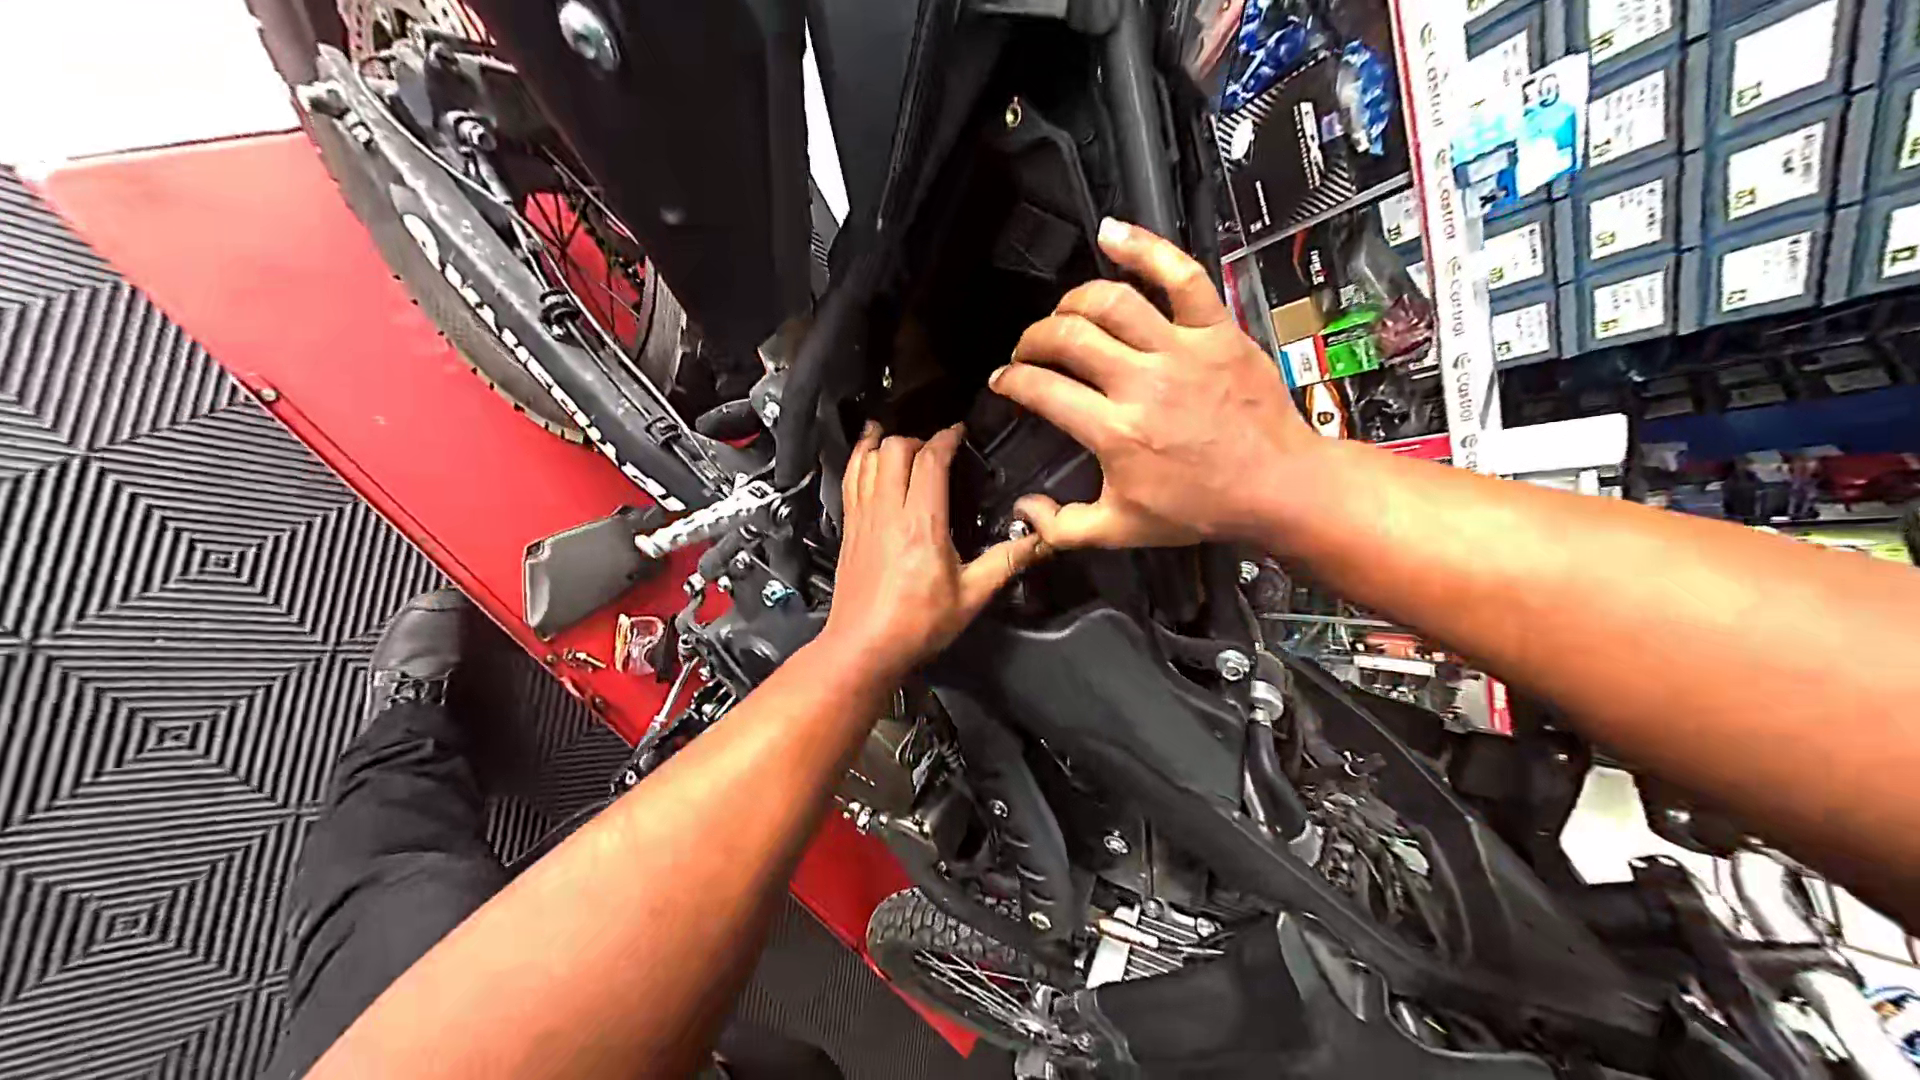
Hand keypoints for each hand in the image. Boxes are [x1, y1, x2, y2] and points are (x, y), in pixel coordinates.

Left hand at [820, 423, 1047, 678]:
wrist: (864, 648)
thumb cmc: (915, 626)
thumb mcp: (972, 596)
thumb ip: (1006, 562)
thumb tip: (1039, 541)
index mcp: (921, 524)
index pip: (930, 460)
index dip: (946, 438)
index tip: (958, 433)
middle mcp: (887, 513)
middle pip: (894, 449)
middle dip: (917, 439)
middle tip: (936, 448)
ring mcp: (863, 518)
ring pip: (867, 459)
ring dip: (884, 443)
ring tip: (900, 437)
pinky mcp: (848, 529)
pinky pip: (849, 480)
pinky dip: (858, 459)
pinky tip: (866, 456)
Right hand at [989, 218, 1322, 548]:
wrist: (1276, 488)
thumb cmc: (1204, 507)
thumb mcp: (1121, 530)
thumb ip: (1062, 528)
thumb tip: (1026, 510)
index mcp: (1116, 432)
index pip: (1042, 390)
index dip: (1010, 381)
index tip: (1004, 381)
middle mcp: (1143, 384)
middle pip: (1067, 338)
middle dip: (1032, 338)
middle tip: (1028, 349)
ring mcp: (1180, 351)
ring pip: (1111, 301)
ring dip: (1073, 301)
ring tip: (1063, 313)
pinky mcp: (1215, 331)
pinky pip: (1180, 274)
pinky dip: (1145, 247)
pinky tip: (1114, 234)